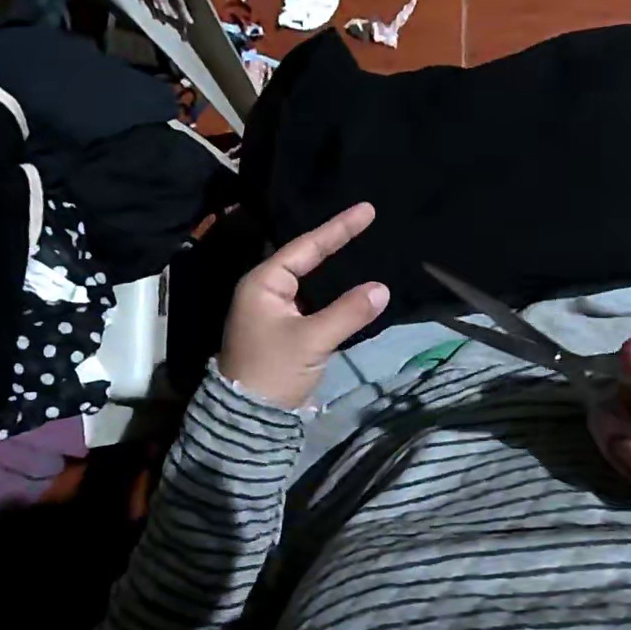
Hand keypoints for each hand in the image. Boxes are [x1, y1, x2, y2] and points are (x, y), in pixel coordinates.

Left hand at [218, 202, 389, 409]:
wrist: (249, 418)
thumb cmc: (273, 371)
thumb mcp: (312, 340)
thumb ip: (348, 312)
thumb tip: (381, 288)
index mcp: (263, 284)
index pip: (306, 248)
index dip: (338, 228)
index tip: (367, 211)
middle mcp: (266, 291)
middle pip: (306, 259)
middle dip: (335, 241)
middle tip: (366, 221)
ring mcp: (274, 312)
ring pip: (310, 281)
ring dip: (333, 266)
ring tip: (360, 244)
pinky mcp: (284, 331)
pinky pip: (313, 302)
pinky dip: (333, 293)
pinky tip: (350, 287)